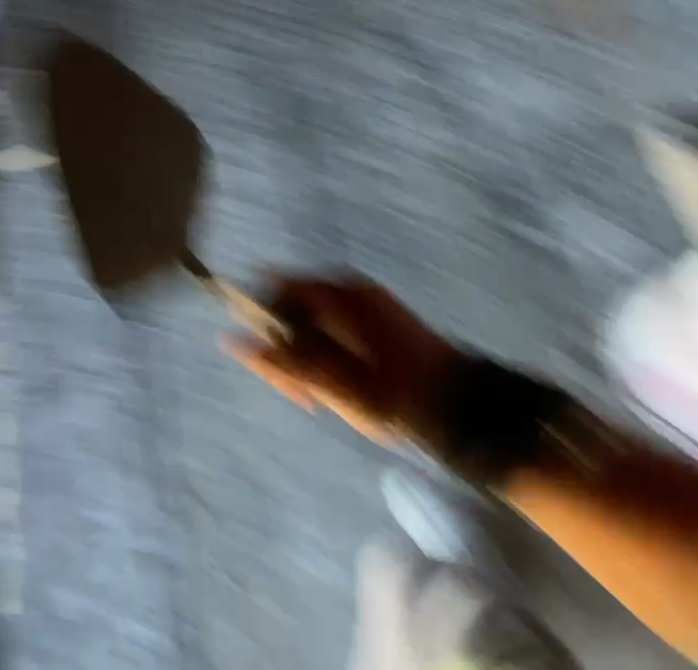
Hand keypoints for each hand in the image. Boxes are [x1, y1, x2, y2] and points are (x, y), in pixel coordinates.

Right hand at [222, 277, 467, 447]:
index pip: (272, 289)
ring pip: (313, 320)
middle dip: (287, 349)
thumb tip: (231, 340)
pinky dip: (329, 353)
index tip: (272, 367)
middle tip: (305, 396)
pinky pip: (336, 326)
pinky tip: (341, 386)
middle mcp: (349, 286)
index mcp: (337, 294)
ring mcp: (367, 299)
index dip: (262, 325)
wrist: (466, 411)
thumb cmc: (394, 399)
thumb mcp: (331, 386)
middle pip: (292, 306)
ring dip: (307, 356)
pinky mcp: (380, 317)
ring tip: (324, 397)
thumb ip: (281, 360)